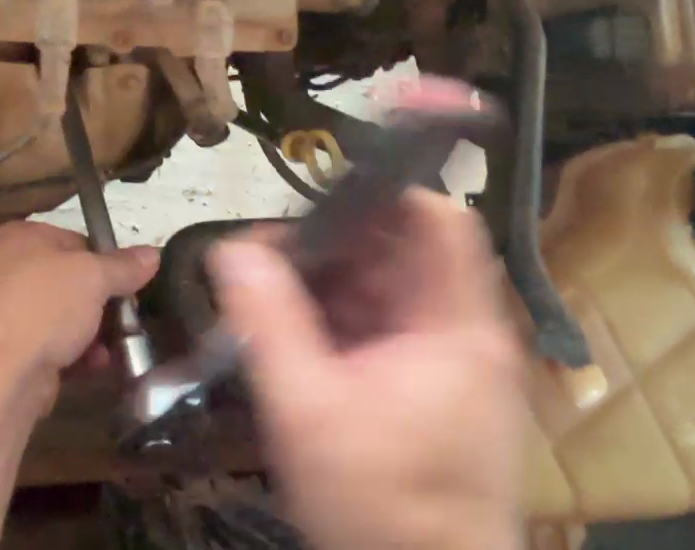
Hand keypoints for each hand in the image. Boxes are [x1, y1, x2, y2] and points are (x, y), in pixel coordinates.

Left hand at [0, 221, 159, 396]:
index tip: (129, 284)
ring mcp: (7, 310)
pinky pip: (53, 344)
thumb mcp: (93, 277)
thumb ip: (124, 266)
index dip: (105, 262)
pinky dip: (76, 354)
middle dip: (102, 304)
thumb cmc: (44, 306)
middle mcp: (8, 268)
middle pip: (71, 282)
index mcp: (20, 237)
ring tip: (115, 348)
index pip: (75, 241)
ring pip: (65, 317)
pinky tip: (94, 365)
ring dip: (94, 334)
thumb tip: (153, 253)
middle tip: (127, 319)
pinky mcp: (12, 349)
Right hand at [209, 190, 523, 549]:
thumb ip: (267, 319)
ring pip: (387, 291)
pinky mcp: (432, 392)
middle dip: (332, 243)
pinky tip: (294, 336)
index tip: (314, 190)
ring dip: (328, 282)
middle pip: (401, 252)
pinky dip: (339, 318)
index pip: (437, 220)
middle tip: (265, 253)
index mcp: (455, 327)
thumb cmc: (379, 505)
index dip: (384, 189)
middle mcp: (463, 335)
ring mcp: (450, 365)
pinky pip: (384, 328)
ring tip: (267, 292)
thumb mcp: (306, 408)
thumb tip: (231, 247)